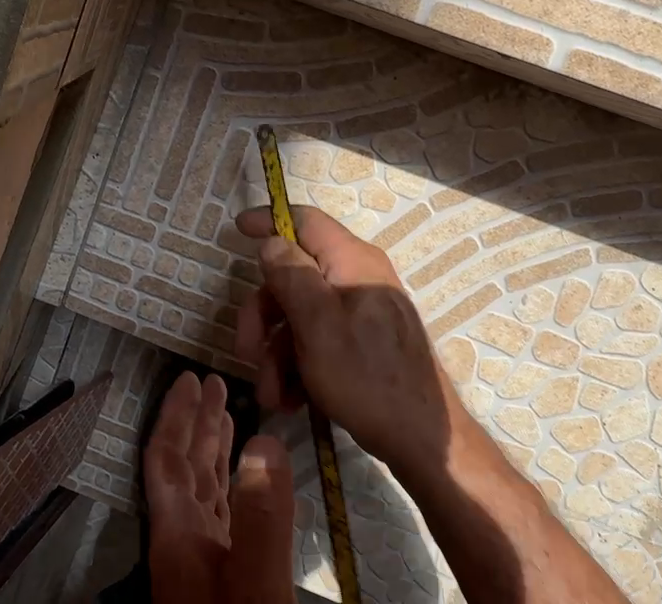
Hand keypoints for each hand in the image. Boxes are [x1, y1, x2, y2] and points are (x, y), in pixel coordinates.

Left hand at [144, 372, 295, 603]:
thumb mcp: (254, 583)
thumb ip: (261, 517)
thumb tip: (265, 441)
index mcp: (177, 535)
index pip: (165, 461)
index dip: (174, 417)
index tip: (189, 380)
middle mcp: (183, 542)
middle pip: (184, 470)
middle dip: (197, 423)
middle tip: (213, 382)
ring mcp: (201, 562)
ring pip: (203, 492)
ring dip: (214, 451)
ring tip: (227, 415)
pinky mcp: (224, 579)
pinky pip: (222, 515)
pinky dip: (233, 486)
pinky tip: (247, 478)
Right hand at [233, 206, 460, 475]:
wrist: (425, 441)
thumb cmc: (367, 377)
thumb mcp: (318, 324)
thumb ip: (291, 275)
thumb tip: (272, 242)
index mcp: (352, 262)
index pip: (306, 221)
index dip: (269, 220)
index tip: (237, 230)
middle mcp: (357, 279)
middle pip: (294, 276)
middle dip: (264, 315)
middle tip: (246, 352)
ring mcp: (362, 313)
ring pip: (301, 315)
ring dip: (277, 352)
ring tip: (272, 395)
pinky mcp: (364, 344)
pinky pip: (319, 340)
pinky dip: (298, 365)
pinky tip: (291, 399)